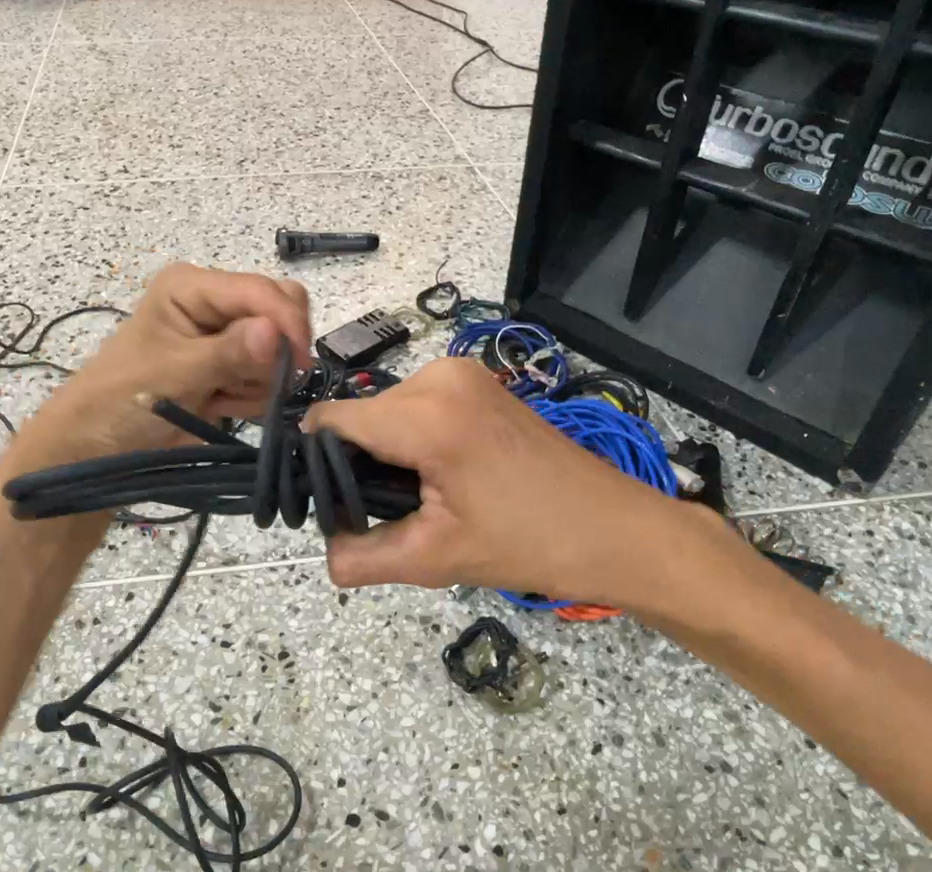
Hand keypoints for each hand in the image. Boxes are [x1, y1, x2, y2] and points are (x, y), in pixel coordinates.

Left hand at [12, 264, 311, 466]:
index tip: (299, 364)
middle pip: (281, 309)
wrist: (99, 447)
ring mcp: (226, 333)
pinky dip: (255, 394)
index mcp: (192, 285)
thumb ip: (228, 353)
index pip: (260, 290)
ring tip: (222, 399)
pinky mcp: (233, 364)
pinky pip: (272, 373)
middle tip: (252, 384)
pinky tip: (222, 405)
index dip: (285, 322)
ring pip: (281, 345)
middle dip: (275, 350)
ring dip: (261, 379)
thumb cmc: (122, 401)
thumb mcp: (174, 374)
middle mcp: (214, 301)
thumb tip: (274, 331)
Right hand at [305, 358, 716, 606]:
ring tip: (422, 501)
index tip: (326, 507)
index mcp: (427, 414)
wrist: (615, 528)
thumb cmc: (531, 543)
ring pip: (388, 412)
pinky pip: (419, 406)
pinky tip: (442, 478)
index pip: (330, 420)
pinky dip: (414, 440)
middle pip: (360, 416)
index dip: (316, 464)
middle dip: (357, 464)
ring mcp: (463, 373)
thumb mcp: (437, 557)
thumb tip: (323, 553)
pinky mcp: (479, 382)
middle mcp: (439, 375)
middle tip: (388, 515)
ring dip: (388, 455)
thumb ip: (362, 556)